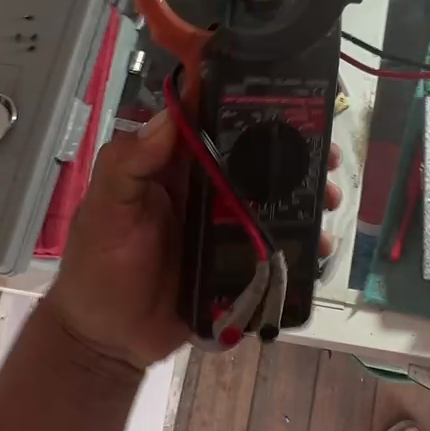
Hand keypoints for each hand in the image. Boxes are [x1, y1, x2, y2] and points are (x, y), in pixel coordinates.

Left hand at [48, 111, 345, 370]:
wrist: (110, 339)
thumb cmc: (99, 267)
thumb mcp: (105, 211)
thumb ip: (127, 164)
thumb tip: (167, 117)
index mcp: (174, 165)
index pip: (210, 119)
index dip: (244, 101)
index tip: (284, 91)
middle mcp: (206, 186)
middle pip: (257, 156)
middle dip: (296, 149)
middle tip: (327, 154)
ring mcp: (227, 223)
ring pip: (275, 197)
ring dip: (307, 193)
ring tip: (330, 197)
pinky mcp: (240, 259)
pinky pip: (277, 243)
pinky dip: (303, 241)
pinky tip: (321, 244)